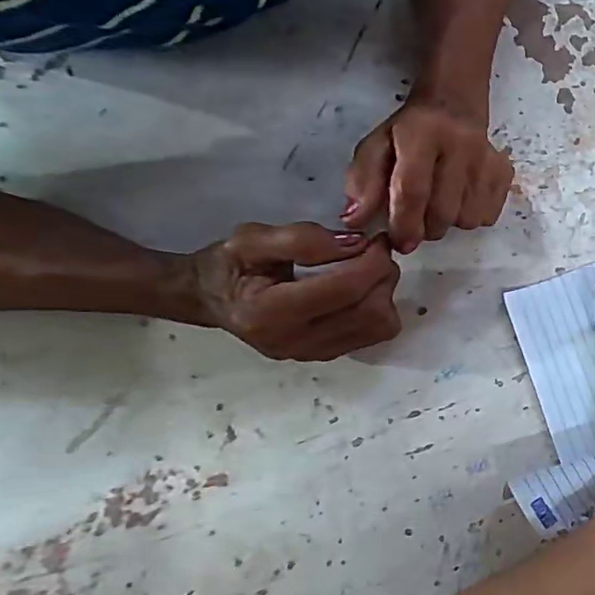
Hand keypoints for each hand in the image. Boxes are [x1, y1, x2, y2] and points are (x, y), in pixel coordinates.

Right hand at [182, 224, 401, 360]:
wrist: (209, 298)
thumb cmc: (229, 266)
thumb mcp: (251, 239)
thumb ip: (304, 239)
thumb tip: (357, 243)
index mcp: (270, 313)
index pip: (346, 288)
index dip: (373, 260)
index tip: (377, 239)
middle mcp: (295, 342)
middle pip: (372, 310)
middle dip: (382, 276)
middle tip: (372, 253)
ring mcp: (313, 354)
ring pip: (380, 325)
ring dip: (385, 292)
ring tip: (366, 271)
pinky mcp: (327, 355)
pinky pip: (374, 334)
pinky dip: (379, 308)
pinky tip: (361, 290)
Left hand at [343, 99, 512, 253]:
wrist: (454, 104)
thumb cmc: (409, 130)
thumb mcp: (375, 146)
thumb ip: (362, 183)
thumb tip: (356, 221)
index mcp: (421, 135)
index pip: (413, 189)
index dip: (404, 223)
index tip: (399, 244)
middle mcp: (460, 146)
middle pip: (443, 211)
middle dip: (425, 228)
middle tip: (415, 222)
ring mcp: (487, 161)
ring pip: (468, 218)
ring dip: (449, 223)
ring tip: (438, 207)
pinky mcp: (504, 173)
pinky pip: (488, 215)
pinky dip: (471, 217)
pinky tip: (460, 201)